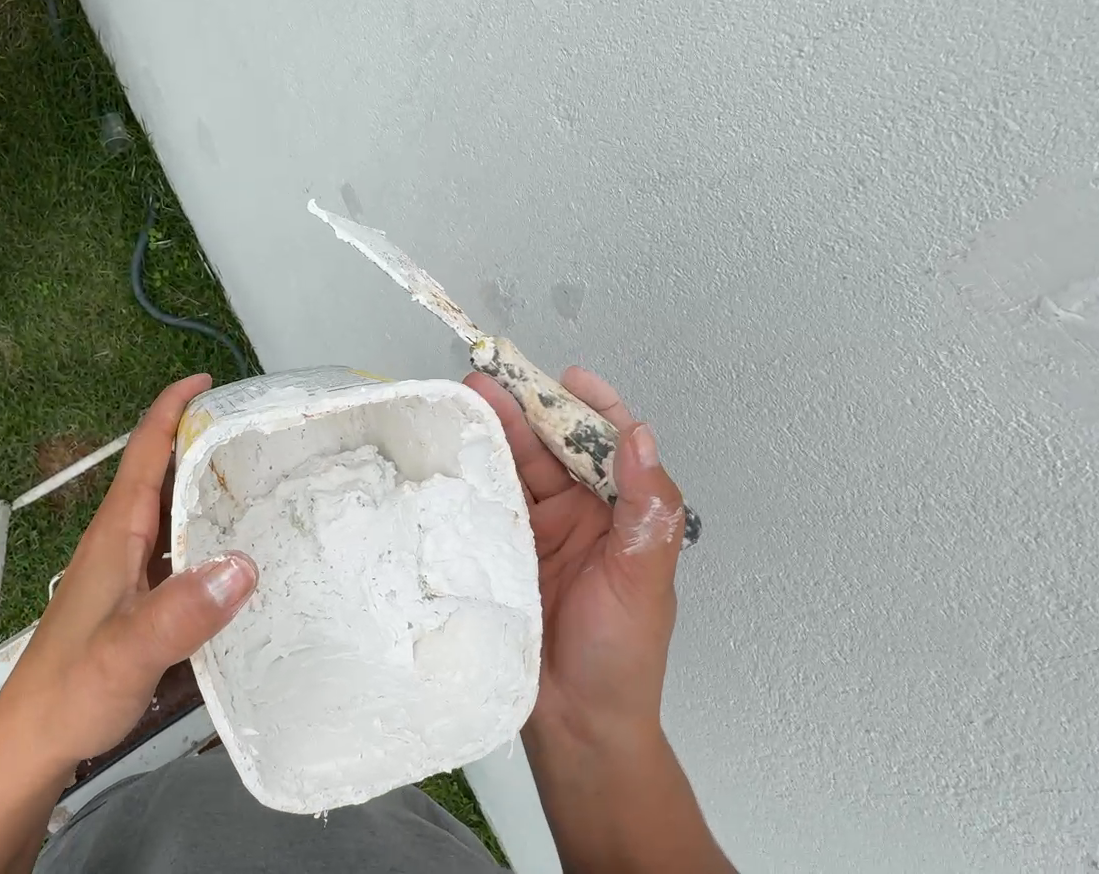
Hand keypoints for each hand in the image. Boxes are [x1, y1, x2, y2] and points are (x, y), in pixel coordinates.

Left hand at [0, 373, 258, 769]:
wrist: (33, 743)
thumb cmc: (71, 691)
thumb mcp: (127, 653)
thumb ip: (179, 613)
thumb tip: (243, 565)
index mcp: (116, 532)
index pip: (145, 451)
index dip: (172, 407)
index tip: (209, 381)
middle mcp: (121, 540)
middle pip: (162, 472)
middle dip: (202, 441)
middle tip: (258, 433)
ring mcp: (127, 570)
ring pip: (172, 511)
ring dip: (207, 488)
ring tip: (261, 484)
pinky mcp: (135, 599)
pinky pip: (177, 549)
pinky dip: (206, 535)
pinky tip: (236, 555)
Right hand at [463, 367, 686, 741]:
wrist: (573, 722)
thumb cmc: (621, 656)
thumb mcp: (645, 579)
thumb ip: (647, 509)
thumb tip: (641, 435)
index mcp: (621, 513)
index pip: (610, 445)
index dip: (590, 406)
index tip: (568, 376)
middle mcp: (580, 513)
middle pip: (554, 447)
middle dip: (526, 408)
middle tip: (493, 378)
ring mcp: (536, 529)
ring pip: (516, 466)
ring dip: (493, 432)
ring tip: (465, 399)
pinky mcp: (499, 548)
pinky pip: (486, 500)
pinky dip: (470, 472)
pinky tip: (451, 449)